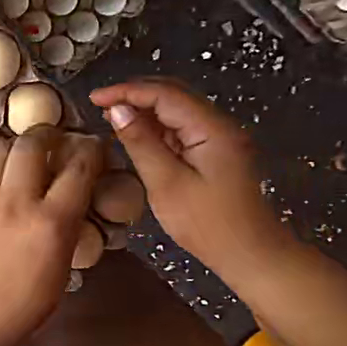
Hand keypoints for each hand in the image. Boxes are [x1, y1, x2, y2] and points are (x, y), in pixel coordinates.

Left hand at [0, 127, 102, 345]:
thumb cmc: (25, 302)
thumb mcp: (63, 265)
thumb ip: (69, 224)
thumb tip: (75, 194)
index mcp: (52, 221)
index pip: (79, 167)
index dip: (92, 149)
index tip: (95, 145)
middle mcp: (18, 200)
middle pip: (34, 143)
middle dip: (50, 133)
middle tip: (57, 139)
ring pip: (1, 147)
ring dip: (18, 145)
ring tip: (25, 154)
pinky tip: (0, 177)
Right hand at [90, 78, 290, 277]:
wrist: (251, 255)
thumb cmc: (209, 225)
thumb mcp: (167, 184)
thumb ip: (141, 142)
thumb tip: (118, 110)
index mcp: (212, 128)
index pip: (165, 93)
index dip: (127, 91)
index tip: (96, 98)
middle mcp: (219, 125)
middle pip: (173, 95)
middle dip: (135, 95)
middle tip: (101, 105)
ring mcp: (220, 138)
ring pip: (177, 111)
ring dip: (145, 111)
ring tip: (112, 119)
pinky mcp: (216, 153)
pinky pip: (183, 130)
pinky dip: (157, 128)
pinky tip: (137, 136)